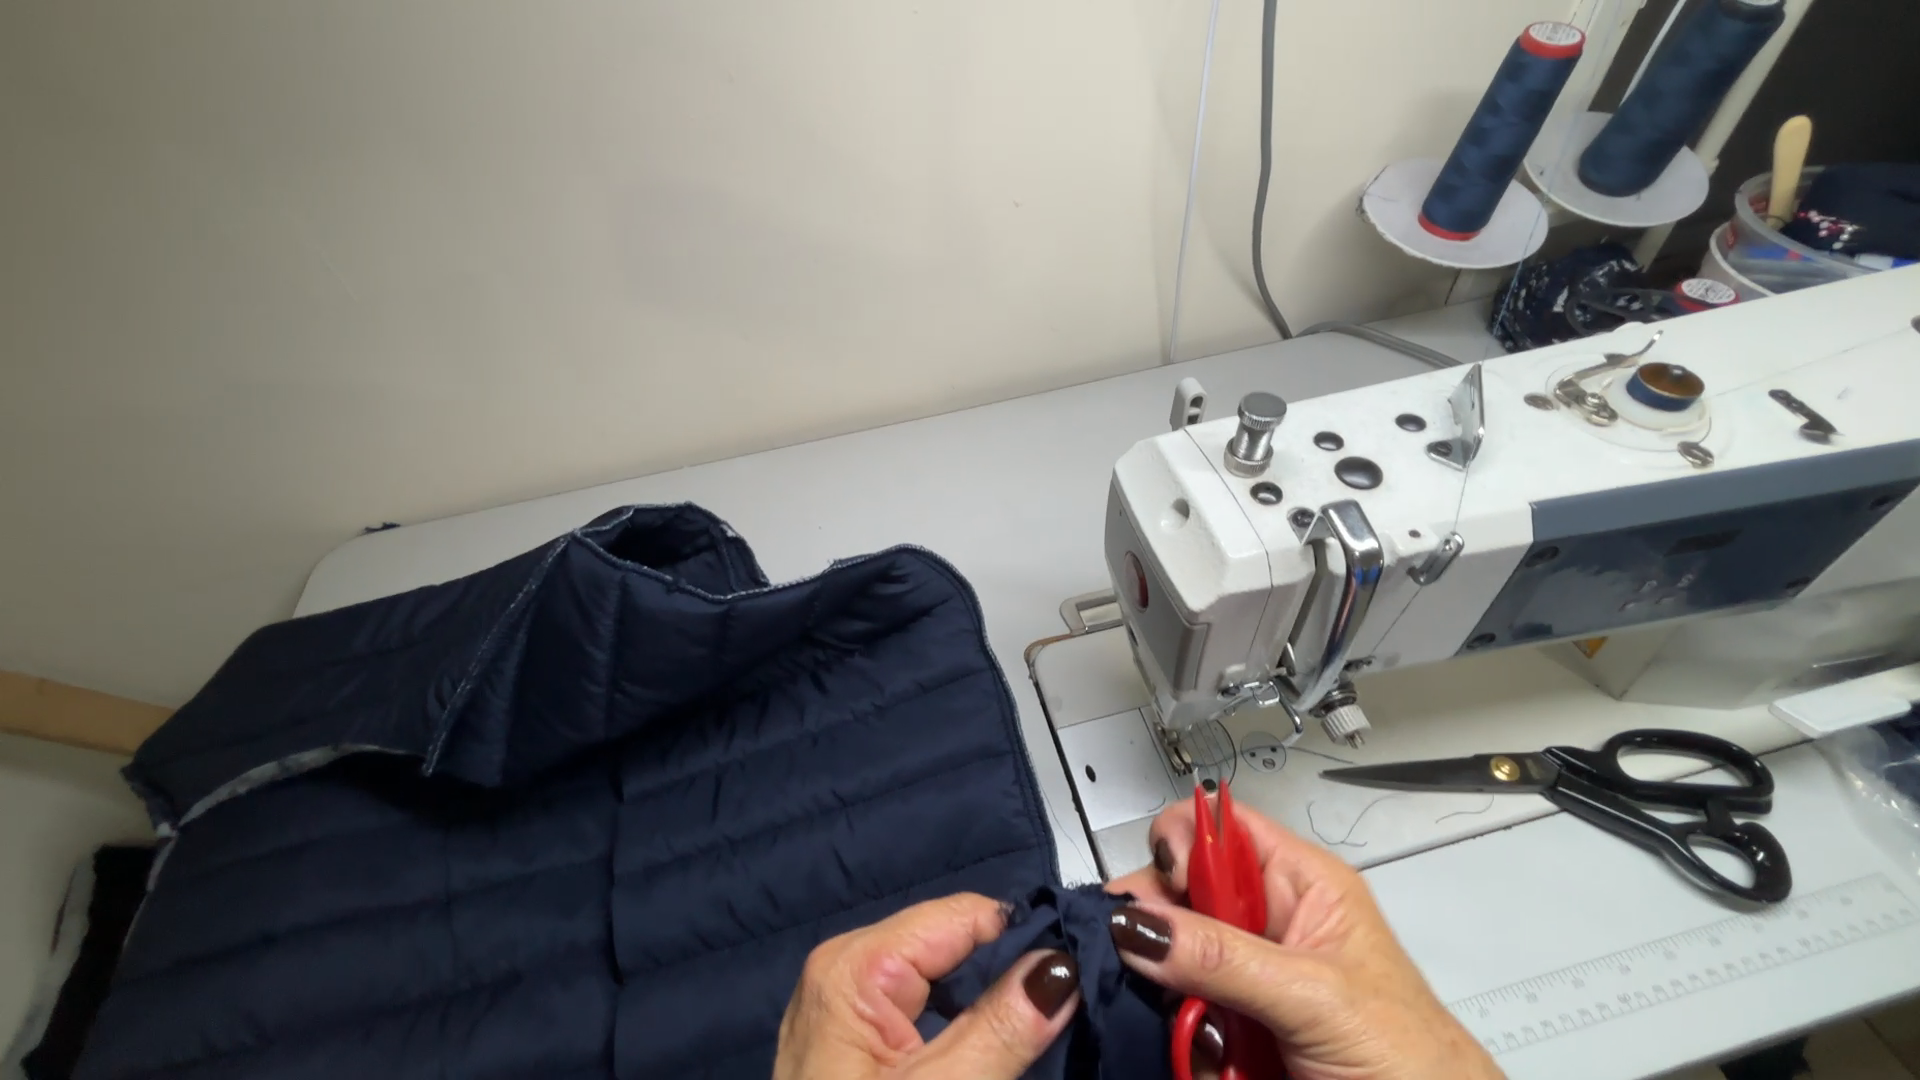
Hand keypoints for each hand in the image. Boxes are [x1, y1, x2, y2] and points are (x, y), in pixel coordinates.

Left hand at [773, 893, 1081, 1078]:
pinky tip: (985, 1039)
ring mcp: (840, 995)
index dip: (1024, 936)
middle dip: (1006, 966)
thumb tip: (1064, 962)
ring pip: (936, 967)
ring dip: (985, 992)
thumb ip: (1002, 1027)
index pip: (962, 914)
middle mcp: (844, 961)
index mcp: (857, 963)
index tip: (1080, 969)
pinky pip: (915, 997)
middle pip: (948, 937)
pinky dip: (955, 1013)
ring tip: (1035, 1020)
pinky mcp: (846, 1029)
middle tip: (1067, 1001)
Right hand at [1106, 800, 1502, 1079]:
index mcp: (1299, 883)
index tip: (1165, 882)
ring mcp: (1244, 973)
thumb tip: (1132, 922)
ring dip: (1158, 981)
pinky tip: (1184, 1043)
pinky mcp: (1230, 1021)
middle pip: (1181, 887)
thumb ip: (1223, 958)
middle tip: (1137, 954)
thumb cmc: (1410, 1062)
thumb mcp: (1316, 998)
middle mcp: (1264, 918)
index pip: (1221, 827)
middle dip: (1155, 920)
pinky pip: (1176, 1003)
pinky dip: (1170, 1024)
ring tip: (1172, 1014)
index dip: (1182, 839)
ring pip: (1169, 950)